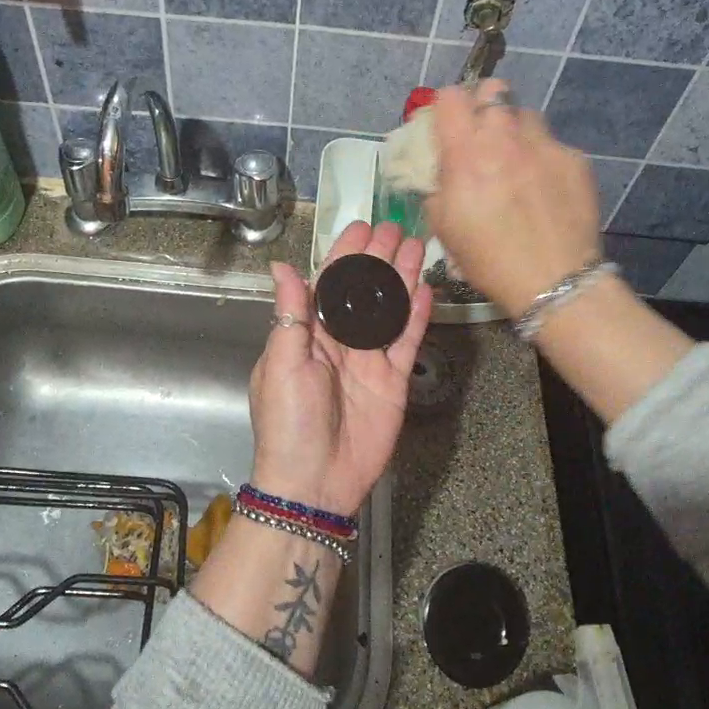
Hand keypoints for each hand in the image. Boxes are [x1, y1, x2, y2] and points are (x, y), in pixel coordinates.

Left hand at [249, 221, 432, 516]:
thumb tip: (282, 264)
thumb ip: (291, 312)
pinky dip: (415, 316)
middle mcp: (338, 340)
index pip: (328, 284)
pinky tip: (425, 288)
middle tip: (396, 227)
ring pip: (387, 309)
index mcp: (306, 333)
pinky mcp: (392, 381)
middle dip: (377, 258)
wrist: (314, 482)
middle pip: (362, 290)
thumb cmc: (289, 421)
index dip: (344, 255)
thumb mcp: (282, 362)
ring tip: (416, 245)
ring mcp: (368, 360)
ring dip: (400, 277)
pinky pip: (406, 341)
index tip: (361, 227)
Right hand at [422, 79, 602, 317]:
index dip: (446, 106)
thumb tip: (444, 174)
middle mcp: (504, 139)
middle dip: (484, 105)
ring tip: (517, 159)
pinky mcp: (575, 159)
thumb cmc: (488, 259)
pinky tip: (545, 188)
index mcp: (466, 154)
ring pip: (526, 115)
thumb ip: (438, 189)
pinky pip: (553, 145)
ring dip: (516, 130)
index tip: (447, 124)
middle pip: (493, 90)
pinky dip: (544, 158)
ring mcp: (544, 146)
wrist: (554, 281)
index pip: (451, 98)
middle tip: (483, 132)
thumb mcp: (444, 228)